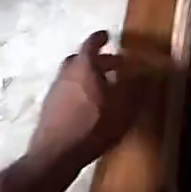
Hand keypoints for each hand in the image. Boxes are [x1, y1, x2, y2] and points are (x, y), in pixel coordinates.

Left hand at [27, 31, 129, 175]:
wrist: (55, 156)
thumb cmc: (93, 126)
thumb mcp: (123, 108)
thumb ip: (133, 88)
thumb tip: (142, 74)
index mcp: (84, 67)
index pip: (91, 44)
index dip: (100, 38)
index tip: (108, 35)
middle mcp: (66, 75)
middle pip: (80, 59)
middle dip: (98, 59)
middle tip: (115, 65)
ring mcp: (55, 92)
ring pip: (72, 75)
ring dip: (87, 76)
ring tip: (105, 87)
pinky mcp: (49, 109)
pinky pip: (67, 91)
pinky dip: (79, 90)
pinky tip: (90, 106)